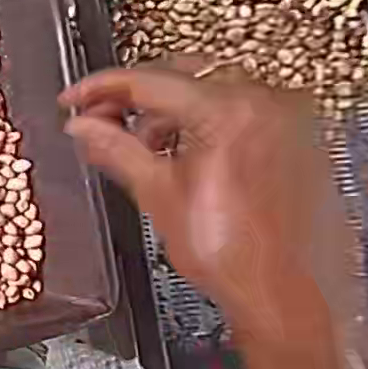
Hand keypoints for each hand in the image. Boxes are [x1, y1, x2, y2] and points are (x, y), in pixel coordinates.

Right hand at [59, 62, 361, 346]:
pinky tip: (171, 152)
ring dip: (160, 111)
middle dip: (129, 96)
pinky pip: (233, 110)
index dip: (98, 87)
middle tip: (93, 118)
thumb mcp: (155, 194)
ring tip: (131, 143)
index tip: (71, 98)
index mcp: (230, 114)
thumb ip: (114, 149)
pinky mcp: (295, 138)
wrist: (288, 293)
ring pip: (206, 91)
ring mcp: (287, 120)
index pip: (148, 80)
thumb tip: (81, 125)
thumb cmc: (235, 254)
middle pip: (179, 75)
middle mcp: (267, 105)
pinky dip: (194, 122)